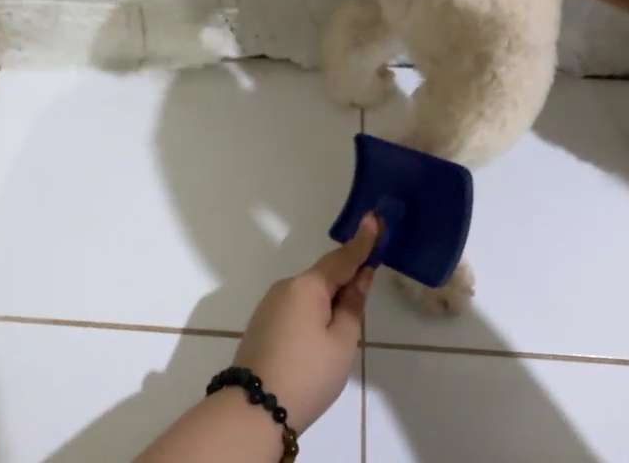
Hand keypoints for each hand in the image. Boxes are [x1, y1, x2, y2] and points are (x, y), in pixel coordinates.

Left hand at [232, 216, 379, 430]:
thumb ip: (353, 304)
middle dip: (344, 283)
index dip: (362, 242)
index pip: (342, 258)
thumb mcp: (342, 341)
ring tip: (337, 341)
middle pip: (323, 278)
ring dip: (326, 304)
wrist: (254, 409)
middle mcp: (285, 287)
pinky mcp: (261, 325)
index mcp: (308, 285)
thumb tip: (360, 276)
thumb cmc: (308, 373)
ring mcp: (269, 306)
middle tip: (363, 299)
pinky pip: (294, 310)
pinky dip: (310, 317)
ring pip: (308, 296)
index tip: (374, 218)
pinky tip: (314, 346)